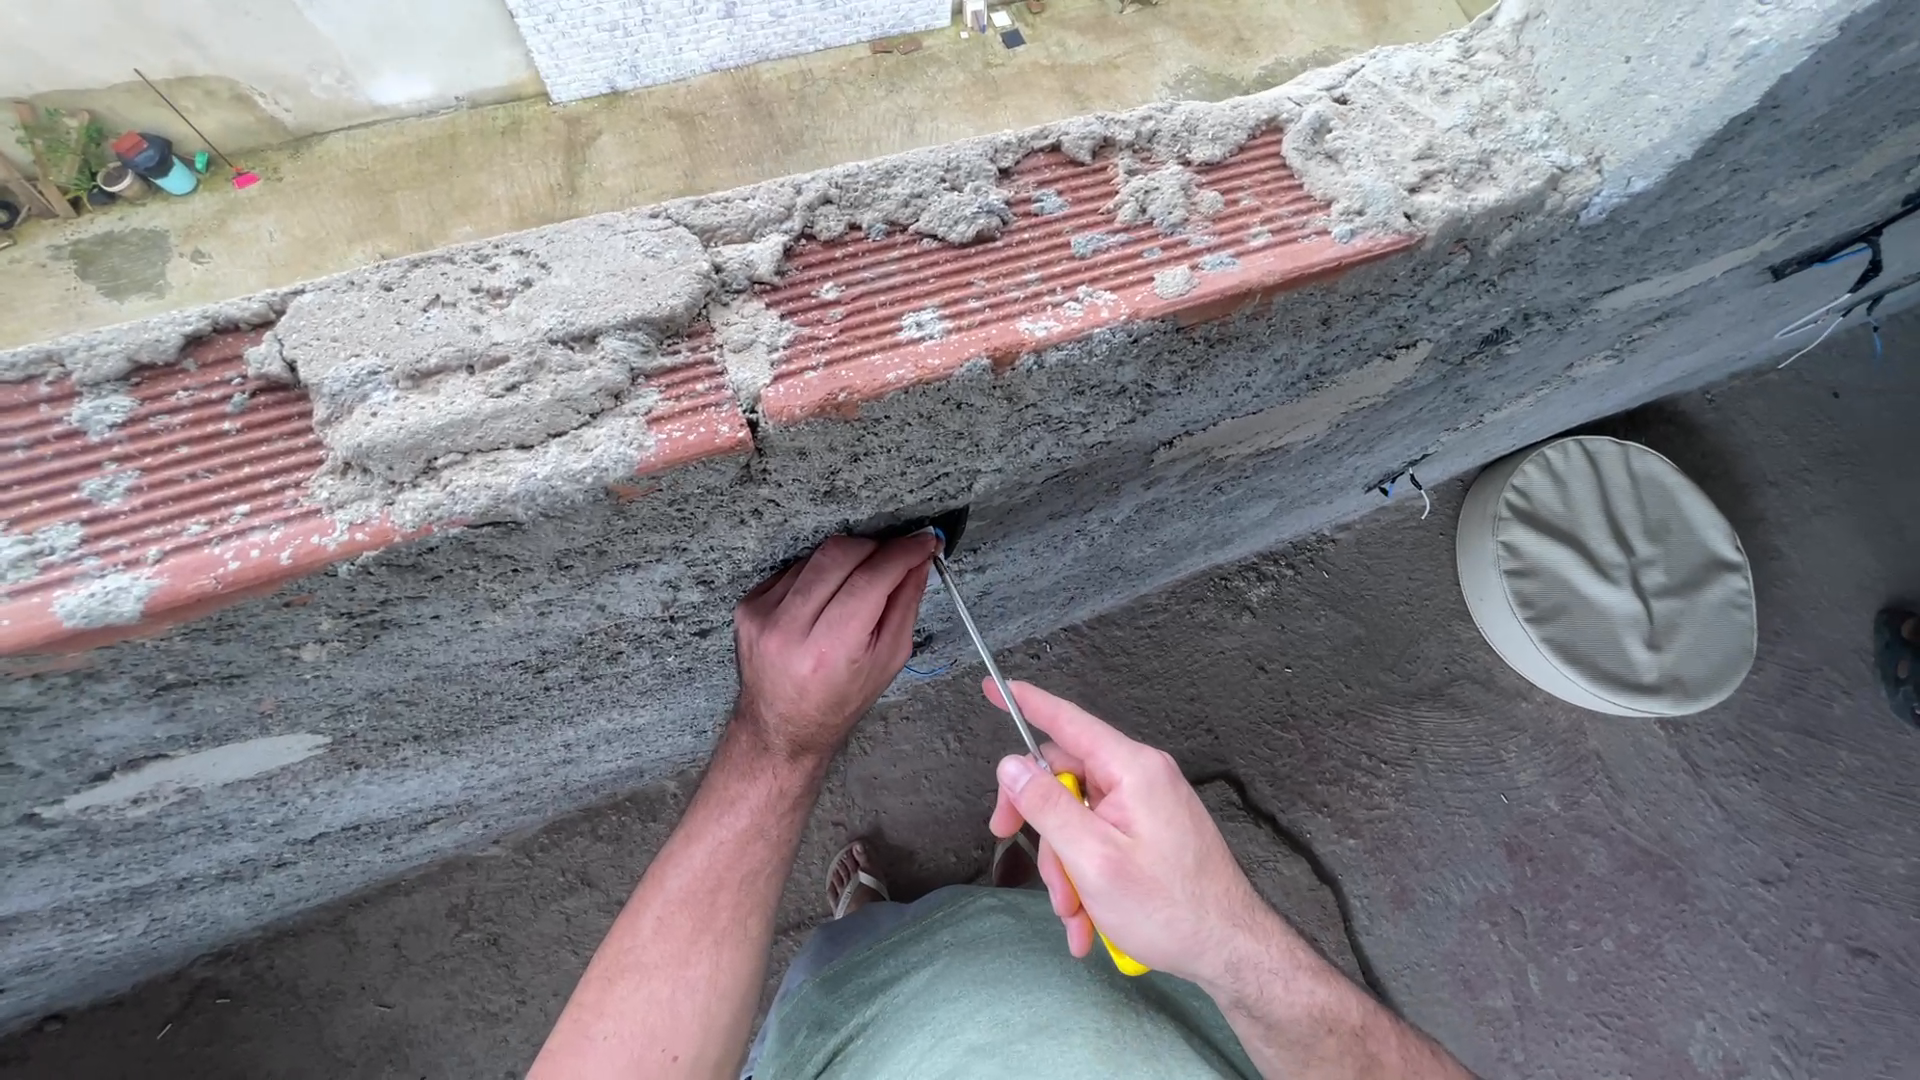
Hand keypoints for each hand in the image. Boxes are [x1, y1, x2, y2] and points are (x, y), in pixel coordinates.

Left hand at [731, 533, 937, 762]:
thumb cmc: (838, 701)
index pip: (872, 578)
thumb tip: (919, 560)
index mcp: (829, 650)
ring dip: (849, 559)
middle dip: (877, 546)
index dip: (904, 552)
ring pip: (818, 555)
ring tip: (859, 586)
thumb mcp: (888, 660)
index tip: (924, 541)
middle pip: (842, 553)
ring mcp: (763, 614)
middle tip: (897, 556)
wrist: (780, 728)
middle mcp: (790, 628)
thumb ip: (906, 604)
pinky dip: (821, 572)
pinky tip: (828, 597)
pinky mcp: (749, 605)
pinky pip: (796, 567)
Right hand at [987, 681, 1287, 987]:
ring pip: (1079, 818)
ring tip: (1076, 916)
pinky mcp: (1150, 830)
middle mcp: (1140, 775)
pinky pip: (1101, 839)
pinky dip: (1088, 877)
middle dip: (1046, 834)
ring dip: (1067, 869)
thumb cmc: (1168, 907)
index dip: (1026, 703)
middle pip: (1065, 780)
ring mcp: (1146, 804)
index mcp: (1130, 767)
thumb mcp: (1093, 859)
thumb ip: (1046, 805)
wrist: (1234, 954)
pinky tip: (1090, 922)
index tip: (991, 687)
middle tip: (1043, 878)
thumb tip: (1010, 765)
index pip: (1067, 720)